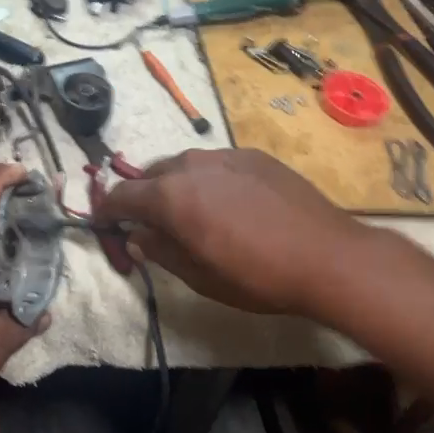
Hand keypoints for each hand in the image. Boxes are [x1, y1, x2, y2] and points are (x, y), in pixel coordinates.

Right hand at [96, 149, 373, 315]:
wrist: (328, 257)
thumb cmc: (258, 276)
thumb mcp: (201, 277)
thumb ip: (161, 252)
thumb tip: (137, 237)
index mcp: (169, 197)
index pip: (122, 196)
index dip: (108, 210)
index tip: (105, 222)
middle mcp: (188, 165)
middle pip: (151, 176)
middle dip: (145, 197)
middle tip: (154, 224)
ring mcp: (221, 155)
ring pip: (184, 166)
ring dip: (178, 186)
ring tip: (196, 213)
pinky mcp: (251, 155)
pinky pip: (216, 164)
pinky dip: (211, 181)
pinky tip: (233, 204)